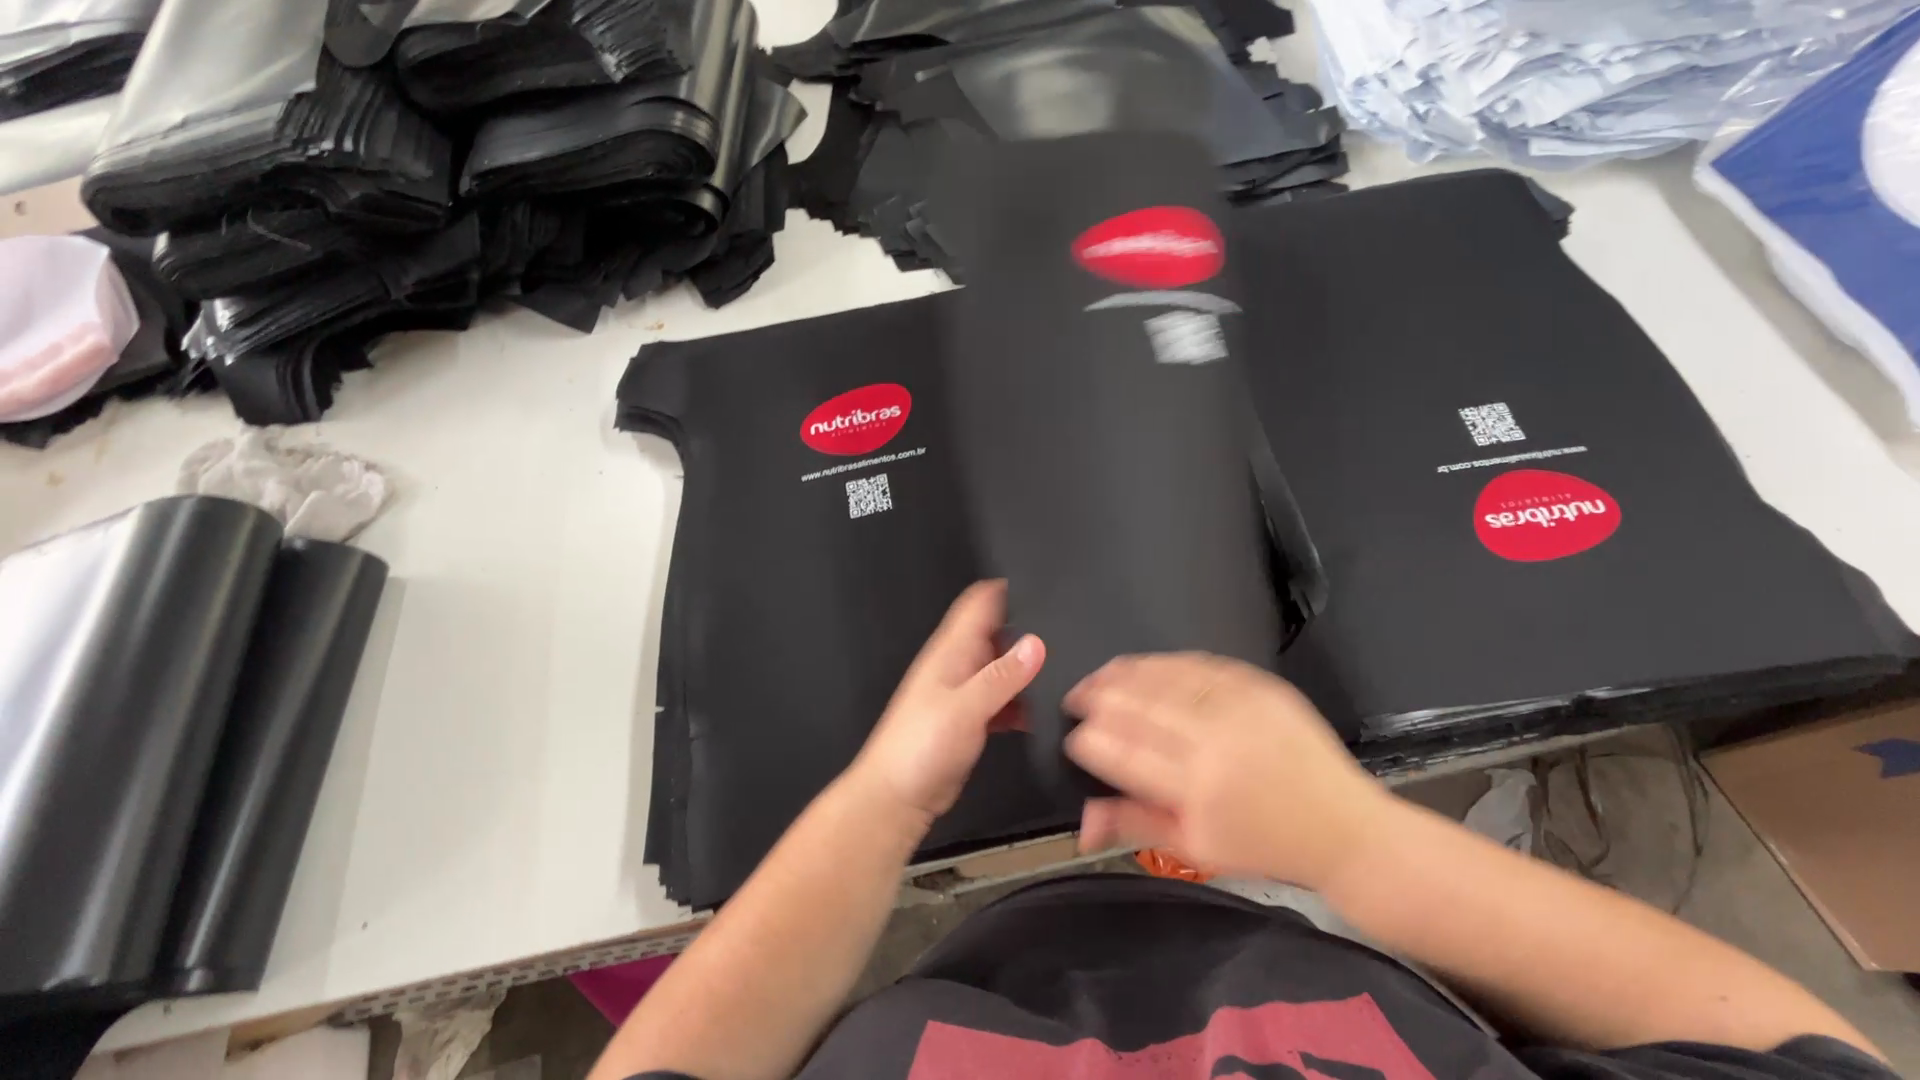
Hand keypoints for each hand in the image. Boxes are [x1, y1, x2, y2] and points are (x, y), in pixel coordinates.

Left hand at [844, 581, 1044, 831]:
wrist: (898, 797)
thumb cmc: (919, 748)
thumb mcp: (965, 707)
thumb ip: (1001, 676)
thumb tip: (1036, 643)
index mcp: (951, 651)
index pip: (980, 603)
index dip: (1008, 589)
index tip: (1045, 586)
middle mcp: (959, 665)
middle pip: (998, 634)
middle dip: (1029, 632)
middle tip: (1069, 634)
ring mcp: (965, 693)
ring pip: (1004, 669)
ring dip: (1027, 671)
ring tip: (1066, 673)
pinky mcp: (973, 720)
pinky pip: (1004, 701)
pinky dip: (1021, 704)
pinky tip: (1042, 713)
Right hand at [1065, 653, 1399, 888]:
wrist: (1344, 830)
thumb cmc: (1265, 846)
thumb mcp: (1195, 848)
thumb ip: (1134, 825)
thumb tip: (1081, 822)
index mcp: (1196, 789)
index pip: (1122, 754)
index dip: (1089, 740)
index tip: (1072, 734)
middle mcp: (1215, 743)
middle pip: (1138, 708)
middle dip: (1098, 698)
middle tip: (1076, 697)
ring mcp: (1240, 709)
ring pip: (1165, 679)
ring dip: (1124, 674)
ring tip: (1101, 676)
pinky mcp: (1261, 687)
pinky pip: (1201, 664)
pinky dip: (1165, 663)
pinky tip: (1146, 666)